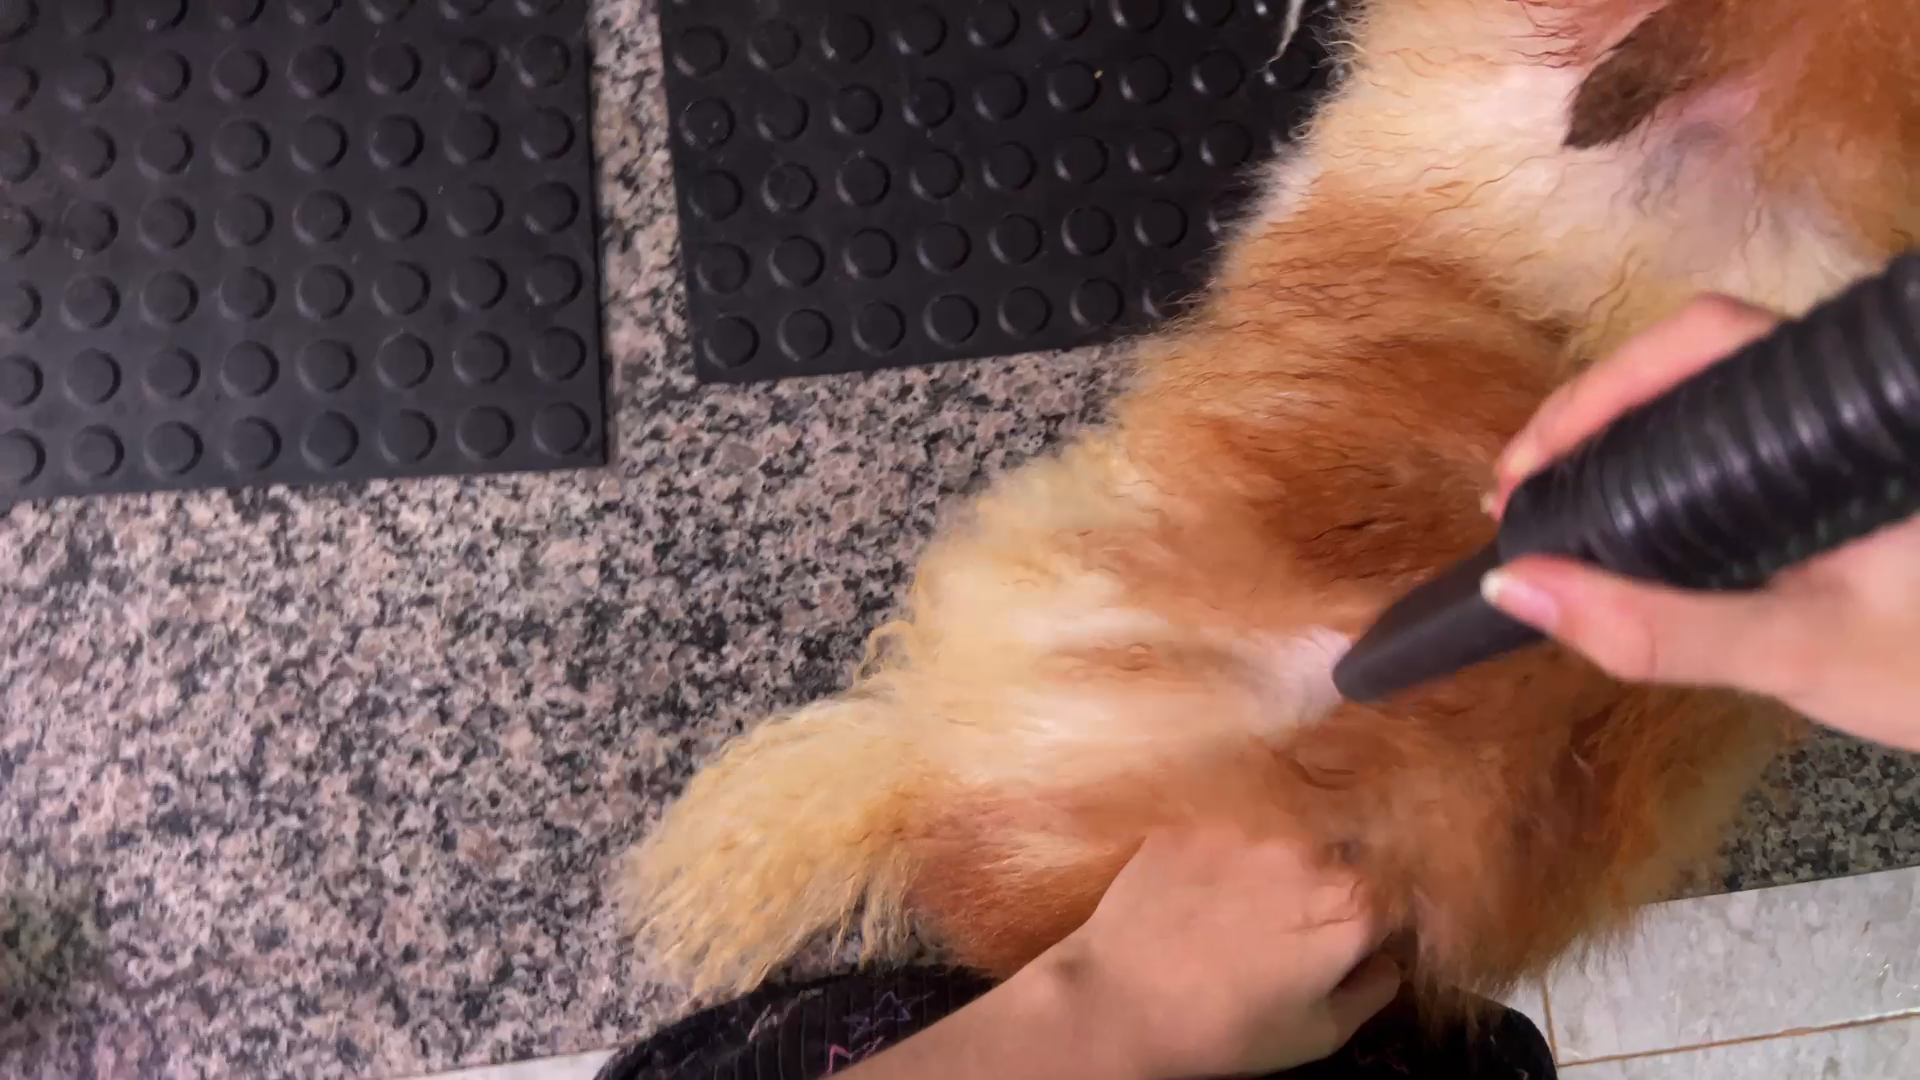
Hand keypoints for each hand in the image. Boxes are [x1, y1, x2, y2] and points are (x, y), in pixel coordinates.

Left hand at [1038, 829, 1400, 1079]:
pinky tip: (1200, 876)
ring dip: (1273, 851)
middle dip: (1323, 874)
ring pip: (1278, 826)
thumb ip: (1370, 988)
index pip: (1390, 887)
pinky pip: (1223, 820)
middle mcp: (1301, 850)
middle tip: (1285, 912)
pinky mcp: (1192, 816)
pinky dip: (1222, 842)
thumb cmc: (1226, 1027)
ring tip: (1237, 893)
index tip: (1355, 922)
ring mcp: (1242, 825)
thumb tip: (1387, 958)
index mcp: (1346, 904)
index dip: (1375, 906)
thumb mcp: (1318, 1032)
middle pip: (1334, 847)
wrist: (1123, 995)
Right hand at [1483, 295, 1919, 751]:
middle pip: (1678, 364)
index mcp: (1856, 413)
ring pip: (1681, 401)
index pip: (1708, 341)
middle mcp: (1840, 402)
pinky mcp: (1810, 468)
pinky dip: (1628, 467)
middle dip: (1574, 422)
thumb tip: (1507, 586)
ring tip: (1535, 502)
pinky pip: (1698, 440)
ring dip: (1593, 444)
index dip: (1597, 391)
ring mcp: (1824, 433)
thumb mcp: (1797, 656)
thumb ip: (1658, 630)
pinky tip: (1594, 509)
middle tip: (1513, 496)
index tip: (1524, 470)